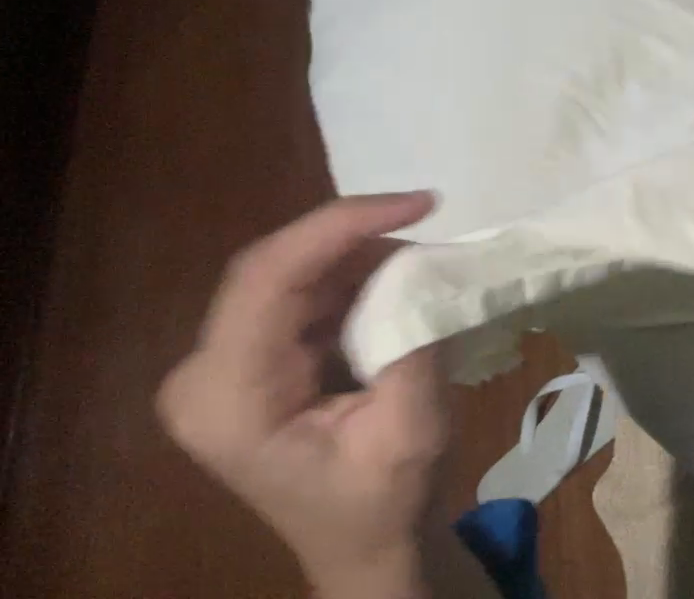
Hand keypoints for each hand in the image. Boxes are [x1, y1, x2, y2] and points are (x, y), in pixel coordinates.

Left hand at [158, 193, 457, 598]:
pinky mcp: (255, 360)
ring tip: (429, 265)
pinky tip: (403, 286)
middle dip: (359, 236)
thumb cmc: (386, 498)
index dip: (342, 224)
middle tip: (434, 223)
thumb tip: (427, 272)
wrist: (369, 543)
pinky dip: (361, 276)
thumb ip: (413, 348)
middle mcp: (206, 372)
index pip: (269, 278)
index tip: (424, 203)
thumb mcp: (412, 429)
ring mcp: (226, 365)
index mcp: (229, 397)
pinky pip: (305, 291)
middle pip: (275, 267)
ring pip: (293, 271)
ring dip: (365, 256)